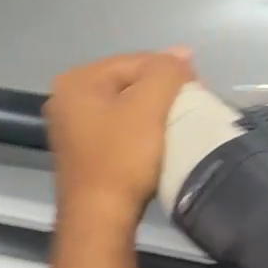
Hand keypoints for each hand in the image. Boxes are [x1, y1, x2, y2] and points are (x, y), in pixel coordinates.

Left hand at [44, 49, 195, 224]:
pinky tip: (160, 138)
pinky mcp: (85, 147)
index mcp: (78, 80)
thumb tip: (182, 52)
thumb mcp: (149, 107)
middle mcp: (68, 96)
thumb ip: (166, 73)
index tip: (199, 92)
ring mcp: (74, 124)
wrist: (100, 215)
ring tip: (179, 123)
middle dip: (163, 90)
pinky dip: (144, 126)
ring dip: (156, 109)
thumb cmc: (123, 157)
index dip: (172, 72)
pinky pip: (121, 123)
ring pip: (127, 103)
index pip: (138, 60)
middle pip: (130, 80)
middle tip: (192, 107)